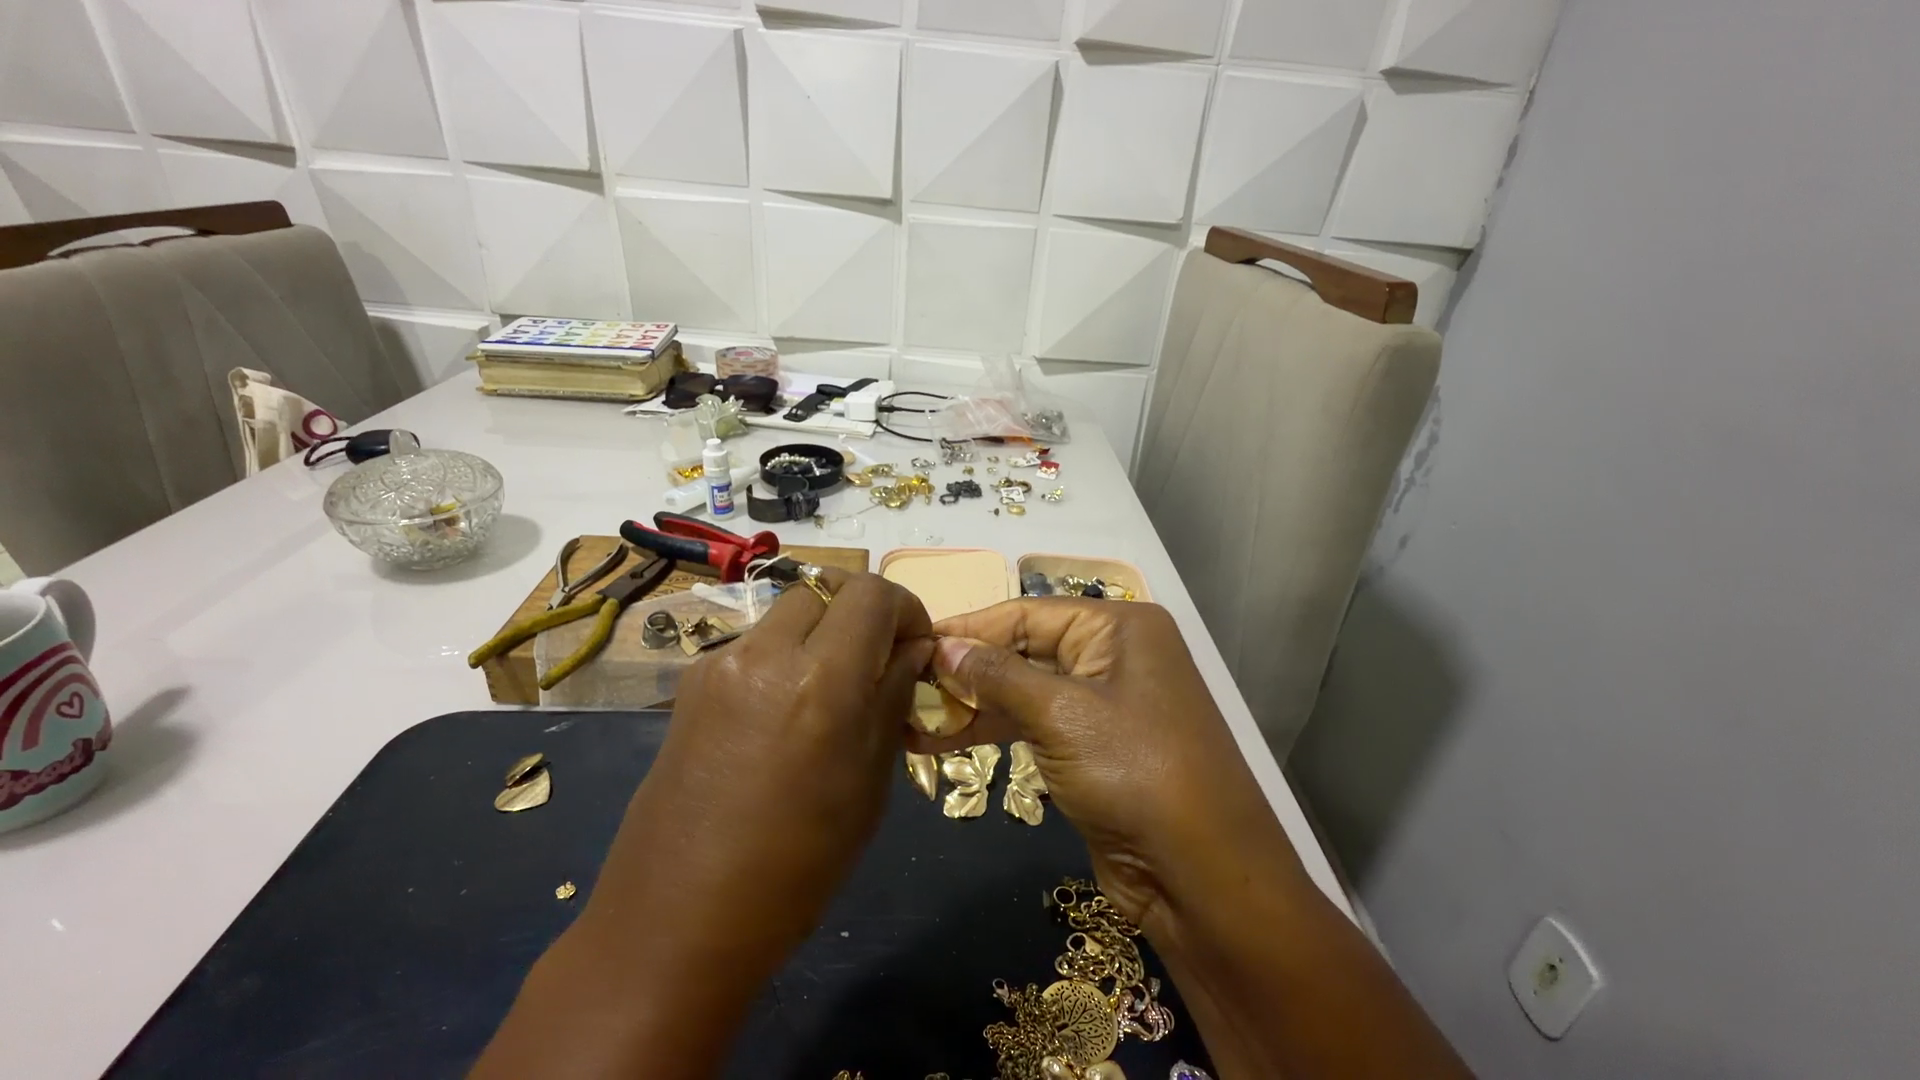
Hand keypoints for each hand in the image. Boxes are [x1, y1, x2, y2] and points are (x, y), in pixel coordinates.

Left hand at [472, 569, 933, 1079]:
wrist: (677, 918)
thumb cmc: (797, 867)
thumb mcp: (868, 785)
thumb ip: (891, 700)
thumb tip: (912, 651)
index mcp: (820, 679)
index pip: (871, 592)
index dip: (905, 609)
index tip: (914, 648)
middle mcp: (764, 653)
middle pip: (825, 589)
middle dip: (861, 616)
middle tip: (877, 667)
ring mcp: (718, 665)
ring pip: (787, 615)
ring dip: (821, 636)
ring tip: (831, 696)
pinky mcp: (690, 686)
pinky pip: (753, 647)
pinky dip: (783, 659)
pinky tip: (784, 718)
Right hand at [917, 599, 1300, 925]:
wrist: (1201, 874)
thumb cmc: (1135, 772)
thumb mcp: (1061, 715)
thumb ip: (997, 675)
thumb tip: (942, 646)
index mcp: (1120, 627)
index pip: (1027, 613)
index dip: (968, 628)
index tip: (912, 642)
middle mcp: (1115, 657)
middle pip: (1024, 650)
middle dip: (965, 670)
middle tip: (904, 687)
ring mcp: (1106, 706)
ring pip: (1025, 692)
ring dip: (971, 706)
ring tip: (910, 719)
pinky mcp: (1094, 750)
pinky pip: (1035, 727)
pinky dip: (994, 732)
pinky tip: (942, 743)